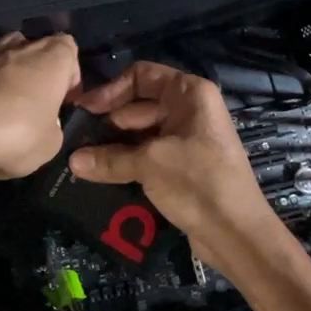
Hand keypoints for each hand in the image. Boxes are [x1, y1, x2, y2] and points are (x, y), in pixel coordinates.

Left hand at [0, 33, 79, 178]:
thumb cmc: (11, 134)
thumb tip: (44, 124)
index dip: (67, 76)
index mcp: (51, 56)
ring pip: (0, 61)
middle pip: (33, 53)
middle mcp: (18, 42)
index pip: (69, 50)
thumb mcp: (49, 147)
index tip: (61, 102)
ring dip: (2, 81)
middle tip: (29, 111)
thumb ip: (53, 127)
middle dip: (33, 77)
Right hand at [70, 62, 278, 270]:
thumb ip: (110, 159)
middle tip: (74, 140)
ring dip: (114, 146)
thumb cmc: (198, 183)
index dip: (111, 90)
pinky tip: (101, 174)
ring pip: (140, 133)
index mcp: (189, 94)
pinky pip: (148, 155)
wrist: (237, 234)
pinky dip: (127, 162)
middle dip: (107, 123)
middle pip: (137, 105)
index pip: (142, 75)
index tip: (84, 110)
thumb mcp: (150, 164)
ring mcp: (187, 138)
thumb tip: (72, 161)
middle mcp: (189, 109)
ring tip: (81, 159)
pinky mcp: (183, 166)